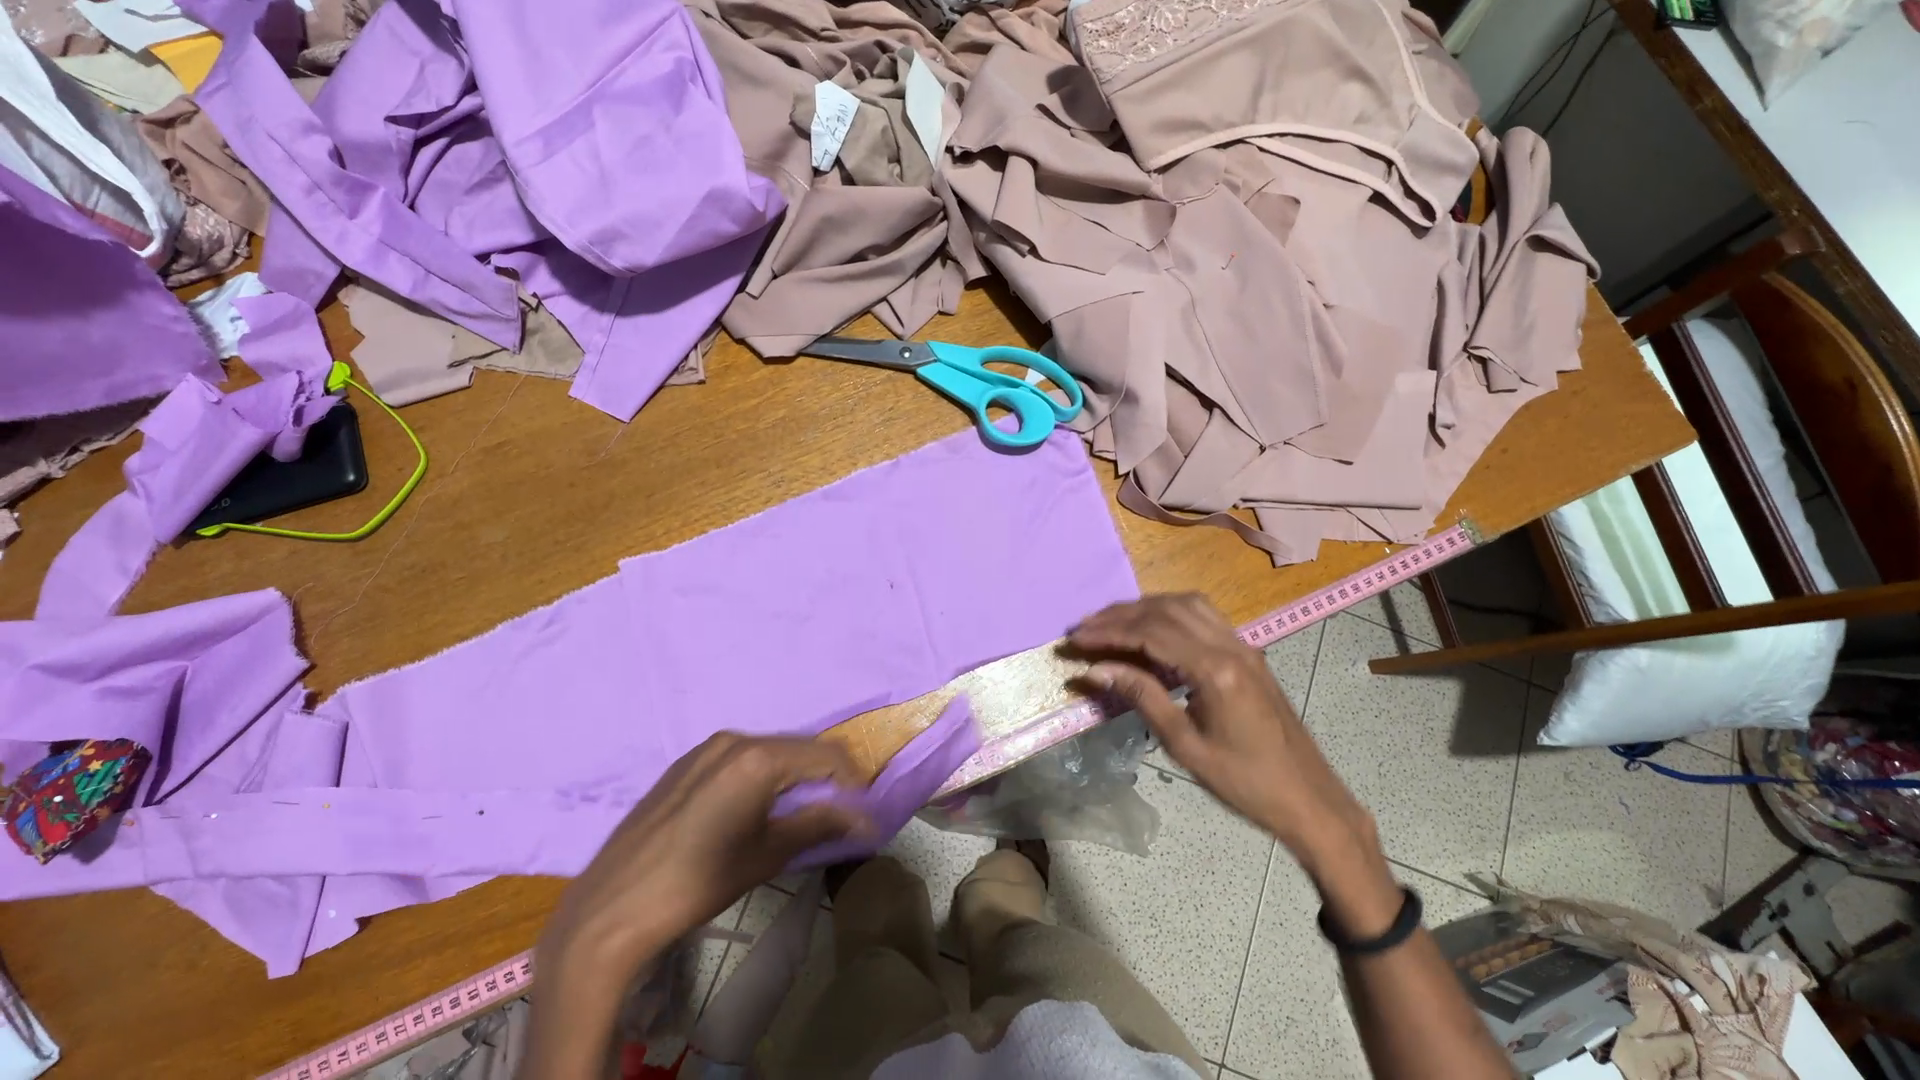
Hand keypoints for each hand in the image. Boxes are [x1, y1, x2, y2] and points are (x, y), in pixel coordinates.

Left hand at [539, 733, 870, 981]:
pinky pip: (739, 762)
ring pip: (769, 753)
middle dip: (826, 780)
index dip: (854, 783)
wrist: (614, 906)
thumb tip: (867, 819)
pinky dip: (762, 779)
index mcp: (757, 757)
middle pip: (798, 749)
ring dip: (794, 779)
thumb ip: (820, 825)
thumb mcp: (768, 854)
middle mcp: (733, 739)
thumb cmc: (699, 882)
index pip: (827, 755)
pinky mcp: (684, 766)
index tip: (865, 815)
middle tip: (841, 817)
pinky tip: (760, 811)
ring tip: (803, 817)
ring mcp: (704, 750)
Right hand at [1069, 594, 1381, 874]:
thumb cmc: (1245, 783)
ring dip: (1146, 607)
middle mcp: (1232, 647)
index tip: (1075, 639)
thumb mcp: (1185, 745)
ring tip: (1111, 624)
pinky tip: (1151, 630)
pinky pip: (1205, 617)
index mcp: (1216, 671)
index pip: (1151, 633)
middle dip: (1121, 615)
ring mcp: (1244, 647)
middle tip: (1084, 629)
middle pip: (1167, 610)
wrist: (1310, 798)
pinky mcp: (1249, 655)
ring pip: (1188, 605)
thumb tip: (1096, 669)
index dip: (1109, 632)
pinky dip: (1170, 614)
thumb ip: (1142, 697)